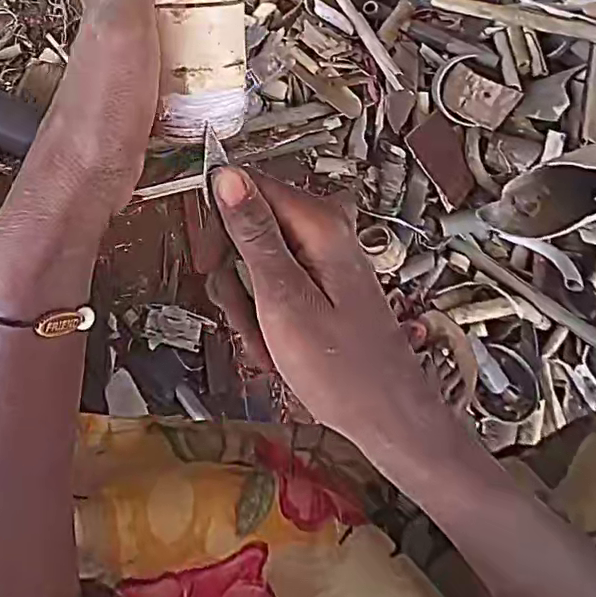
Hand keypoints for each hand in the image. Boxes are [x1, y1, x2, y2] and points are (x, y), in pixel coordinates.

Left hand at [6, 0, 219, 212]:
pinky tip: (198, 86)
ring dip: (203, 38)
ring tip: (211, 55)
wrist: (89, 174)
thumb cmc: (98, 106)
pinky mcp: (146, 86)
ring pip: (180, 28)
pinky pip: (181, 67)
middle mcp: (121, 21)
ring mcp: (135, 55)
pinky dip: (196, 73)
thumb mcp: (123, 19)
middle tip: (217, 19)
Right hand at [207, 167, 467, 464]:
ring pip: (254, 254)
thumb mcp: (283, 300)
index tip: (209, 261)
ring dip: (245, 298)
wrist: (386, 419)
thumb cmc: (343, 372)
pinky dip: (261, 307)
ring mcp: (322, 252)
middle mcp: (324, 227)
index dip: (218, 222)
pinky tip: (271, 334)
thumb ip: (253, 234)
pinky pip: (271, 275)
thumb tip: (227, 177)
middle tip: (240, 311)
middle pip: (248, 221)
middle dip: (233, 270)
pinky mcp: (318, 274)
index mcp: (319, 223)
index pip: (245, 185)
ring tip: (261, 334)